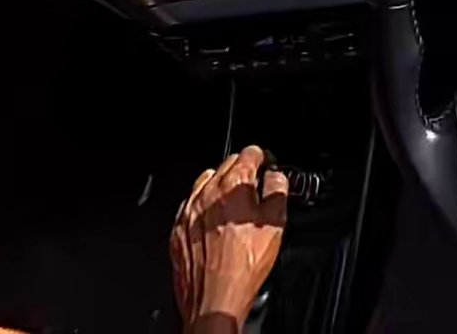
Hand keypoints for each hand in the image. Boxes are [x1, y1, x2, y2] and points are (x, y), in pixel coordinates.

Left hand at [170, 146, 287, 333]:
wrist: (214, 305)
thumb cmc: (244, 269)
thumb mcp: (276, 225)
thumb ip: (278, 190)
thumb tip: (275, 176)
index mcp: (233, 185)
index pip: (250, 152)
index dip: (263, 159)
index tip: (266, 169)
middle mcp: (208, 192)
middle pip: (228, 162)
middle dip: (243, 170)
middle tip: (254, 190)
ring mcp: (190, 210)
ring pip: (207, 180)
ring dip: (221, 185)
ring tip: (233, 206)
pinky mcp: (178, 228)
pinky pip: (191, 203)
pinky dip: (203, 205)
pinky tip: (214, 222)